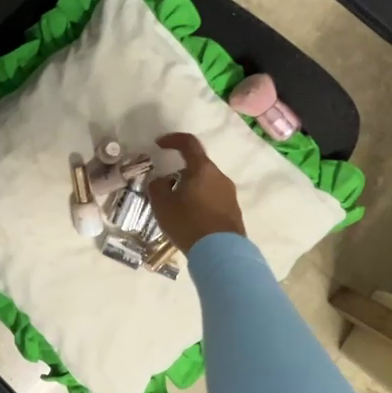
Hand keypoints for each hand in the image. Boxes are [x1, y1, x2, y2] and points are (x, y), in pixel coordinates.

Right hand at [146, 132, 244, 250]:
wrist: (221, 253)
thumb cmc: (188, 222)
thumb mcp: (162, 204)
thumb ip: (157, 186)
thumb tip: (161, 181)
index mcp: (202, 169)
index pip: (189, 143)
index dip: (173, 140)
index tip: (159, 144)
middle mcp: (220, 177)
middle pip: (198, 165)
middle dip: (181, 170)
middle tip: (166, 184)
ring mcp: (230, 194)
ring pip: (206, 182)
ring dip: (191, 187)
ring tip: (177, 204)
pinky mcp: (233, 210)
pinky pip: (214, 197)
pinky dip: (201, 200)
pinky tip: (191, 217)